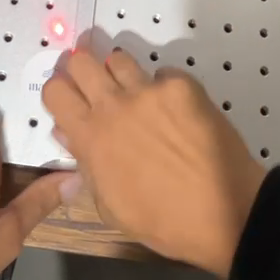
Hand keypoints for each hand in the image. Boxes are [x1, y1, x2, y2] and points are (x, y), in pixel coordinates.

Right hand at [41, 47, 267, 276]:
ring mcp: (149, 90)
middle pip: (81, 60)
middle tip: (94, 83)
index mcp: (91, 137)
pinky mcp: (181, 84)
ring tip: (134, 94)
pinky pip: (161, 72)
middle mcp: (114, 105)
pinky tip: (174, 110)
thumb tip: (67, 132)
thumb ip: (86, 164)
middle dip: (82, 67)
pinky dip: (162, 87)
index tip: (69, 97)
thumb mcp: (112, 206)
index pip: (54, 90)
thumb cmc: (163, 221)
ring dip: (120, 73)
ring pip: (118, 58)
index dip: (59, 90)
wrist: (225, 213)